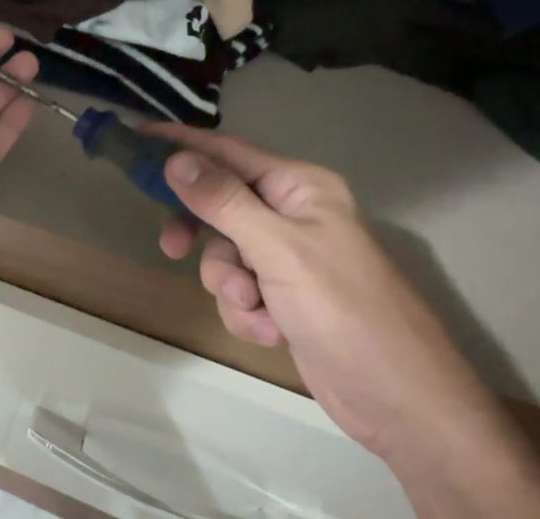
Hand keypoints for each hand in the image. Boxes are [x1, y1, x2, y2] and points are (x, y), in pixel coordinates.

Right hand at [148, 124, 514, 463]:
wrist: (401, 402)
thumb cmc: (344, 309)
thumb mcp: (278, 248)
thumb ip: (223, 201)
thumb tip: (176, 158)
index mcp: (301, 187)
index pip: (228, 151)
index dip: (183, 144)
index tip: (137, 137)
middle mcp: (294, 214)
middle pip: (220, 204)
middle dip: (202, 233)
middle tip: (171, 246)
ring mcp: (290, 259)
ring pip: (225, 253)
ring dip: (229, 283)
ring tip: (255, 307)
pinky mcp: (286, 299)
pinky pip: (241, 290)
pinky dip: (247, 311)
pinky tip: (272, 331)